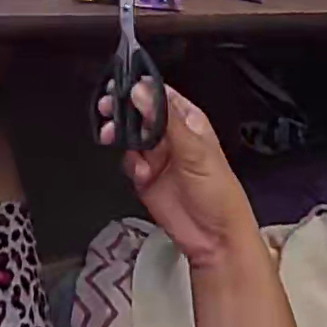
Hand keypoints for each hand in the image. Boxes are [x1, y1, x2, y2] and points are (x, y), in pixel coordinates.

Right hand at [100, 81, 259, 268]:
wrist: (215, 240)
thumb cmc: (218, 191)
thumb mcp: (195, 150)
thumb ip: (165, 120)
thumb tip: (140, 91)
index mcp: (187, 120)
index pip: (160, 94)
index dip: (141, 88)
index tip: (121, 85)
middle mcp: (169, 134)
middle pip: (139, 111)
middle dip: (123, 109)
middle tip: (108, 107)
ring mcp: (156, 154)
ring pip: (130, 134)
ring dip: (120, 134)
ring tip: (112, 136)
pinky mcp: (144, 175)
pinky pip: (128, 160)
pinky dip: (130, 164)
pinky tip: (141, 173)